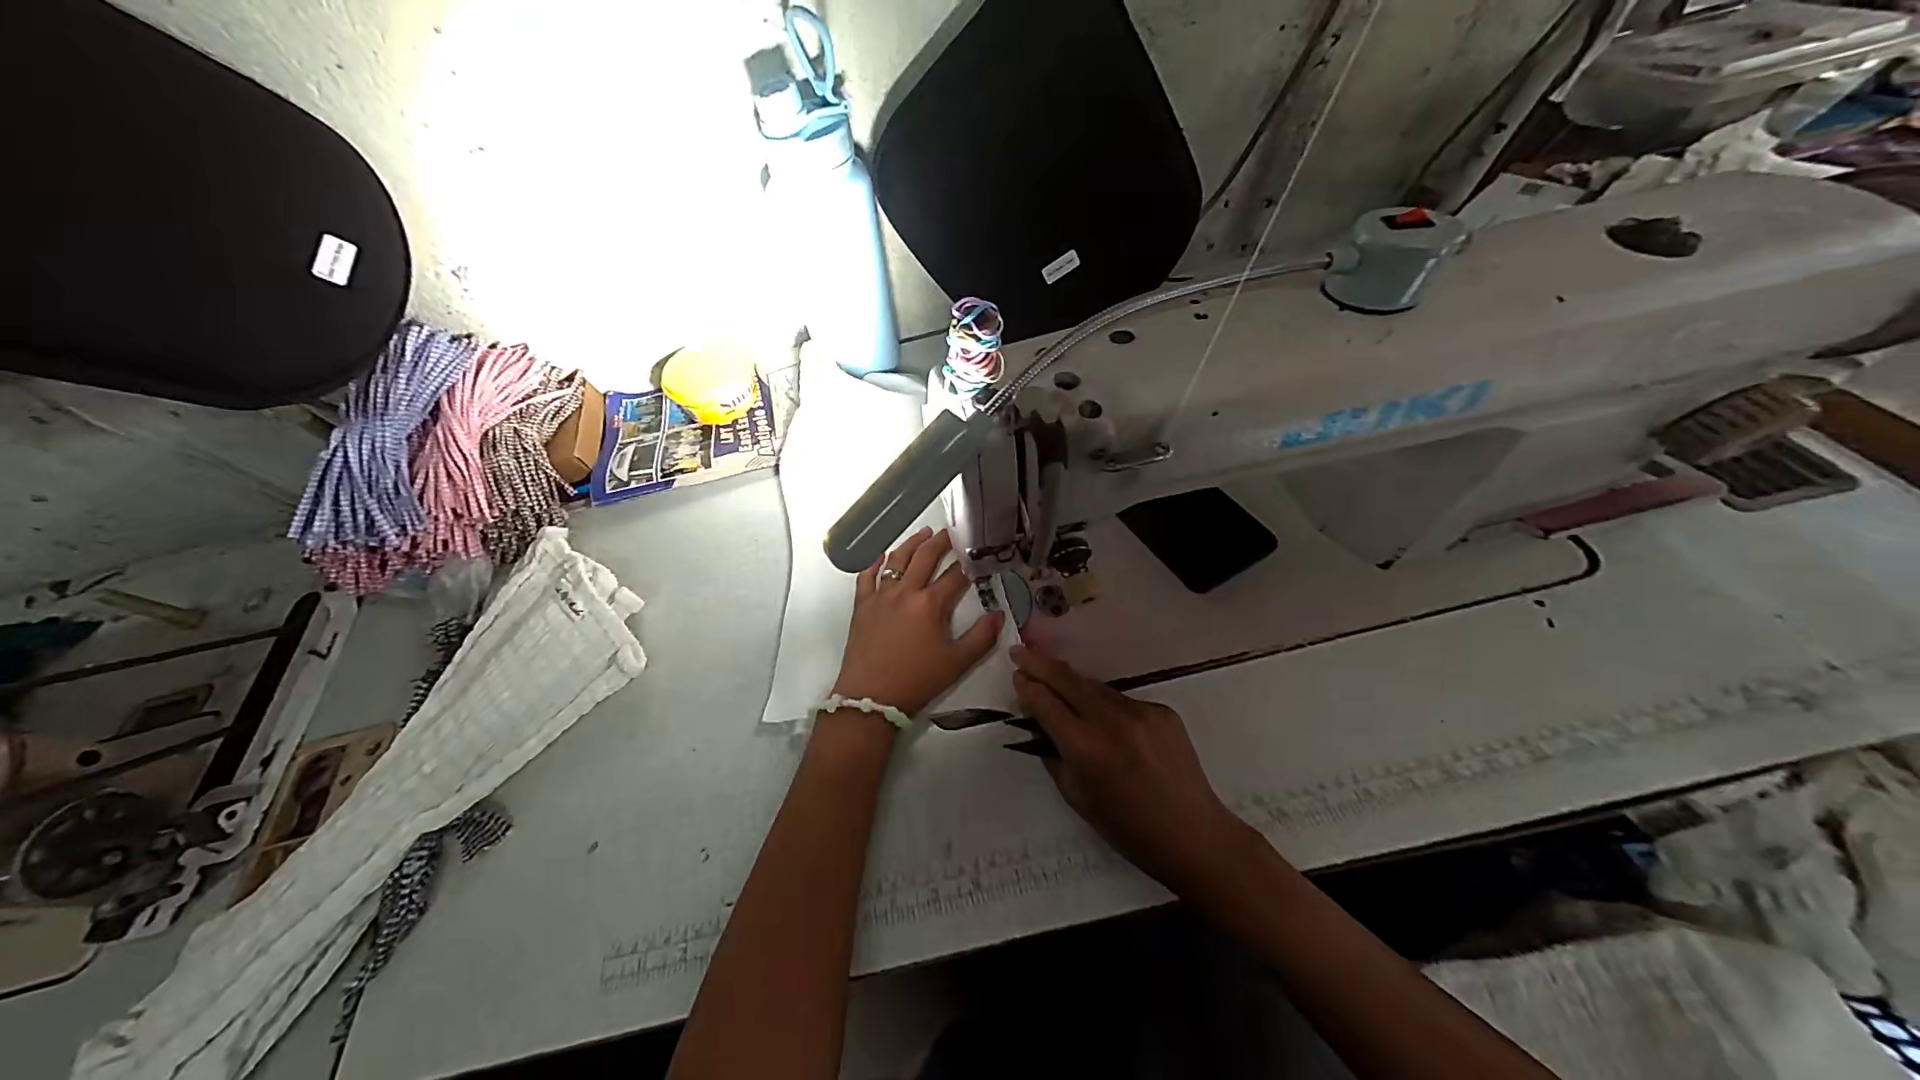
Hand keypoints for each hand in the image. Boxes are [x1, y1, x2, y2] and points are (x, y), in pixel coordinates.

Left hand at [832, 528, 1004, 716]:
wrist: (871, 697)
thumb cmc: (917, 680)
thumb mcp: (957, 663)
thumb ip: (982, 637)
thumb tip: (999, 615)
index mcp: (931, 604)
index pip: (955, 576)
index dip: (968, 565)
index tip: (976, 556)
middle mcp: (906, 592)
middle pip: (926, 557)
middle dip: (941, 542)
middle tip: (950, 532)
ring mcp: (881, 596)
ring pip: (897, 560)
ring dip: (912, 544)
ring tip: (924, 533)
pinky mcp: (863, 605)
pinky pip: (867, 576)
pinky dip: (876, 563)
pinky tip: (882, 556)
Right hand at [1011, 644, 1257, 894]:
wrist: (1192, 833)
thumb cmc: (1128, 827)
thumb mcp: (1077, 797)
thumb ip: (1055, 755)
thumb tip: (1040, 726)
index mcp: (1086, 748)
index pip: (1046, 704)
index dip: (1027, 687)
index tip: (1015, 675)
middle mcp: (1112, 721)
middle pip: (1068, 680)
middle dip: (1040, 664)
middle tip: (1020, 651)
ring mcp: (1141, 712)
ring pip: (1096, 687)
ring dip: (1072, 683)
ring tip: (1055, 679)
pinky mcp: (1162, 710)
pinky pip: (1122, 701)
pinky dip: (1105, 704)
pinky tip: (1102, 717)